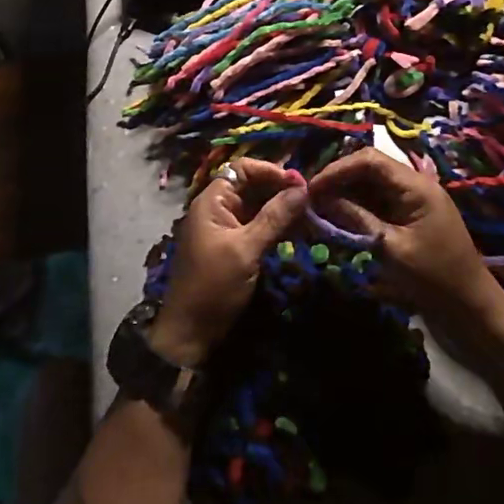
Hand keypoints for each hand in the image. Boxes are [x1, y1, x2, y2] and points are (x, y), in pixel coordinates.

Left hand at [152, 159, 307, 366]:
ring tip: (310, 215)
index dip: (270, 171)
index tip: (299, 183)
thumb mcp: (246, 250)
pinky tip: (299, 231)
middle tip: (312, 200)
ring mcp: (226, 229)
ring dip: (282, 208)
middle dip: (280, 189)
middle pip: (252, 186)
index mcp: (212, 202)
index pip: (241, 169)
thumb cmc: (213, 286)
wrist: (191, 333)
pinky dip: (277, 226)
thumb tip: (302, 188)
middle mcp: (218, 209)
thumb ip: (274, 218)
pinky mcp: (235, 248)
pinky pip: (258, 227)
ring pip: (258, 207)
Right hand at [307, 148, 501, 326]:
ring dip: (345, 193)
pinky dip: (356, 207)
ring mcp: (412, 201)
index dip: (337, 170)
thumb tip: (319, 200)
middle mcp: (415, 185)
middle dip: (338, 179)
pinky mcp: (409, 217)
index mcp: (416, 186)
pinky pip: (377, 201)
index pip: (369, 160)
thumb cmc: (434, 277)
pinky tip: (338, 217)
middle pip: (368, 168)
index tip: (311, 189)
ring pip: (370, 184)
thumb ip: (355, 218)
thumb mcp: (390, 247)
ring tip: (319, 208)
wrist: (471, 309)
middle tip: (310, 198)